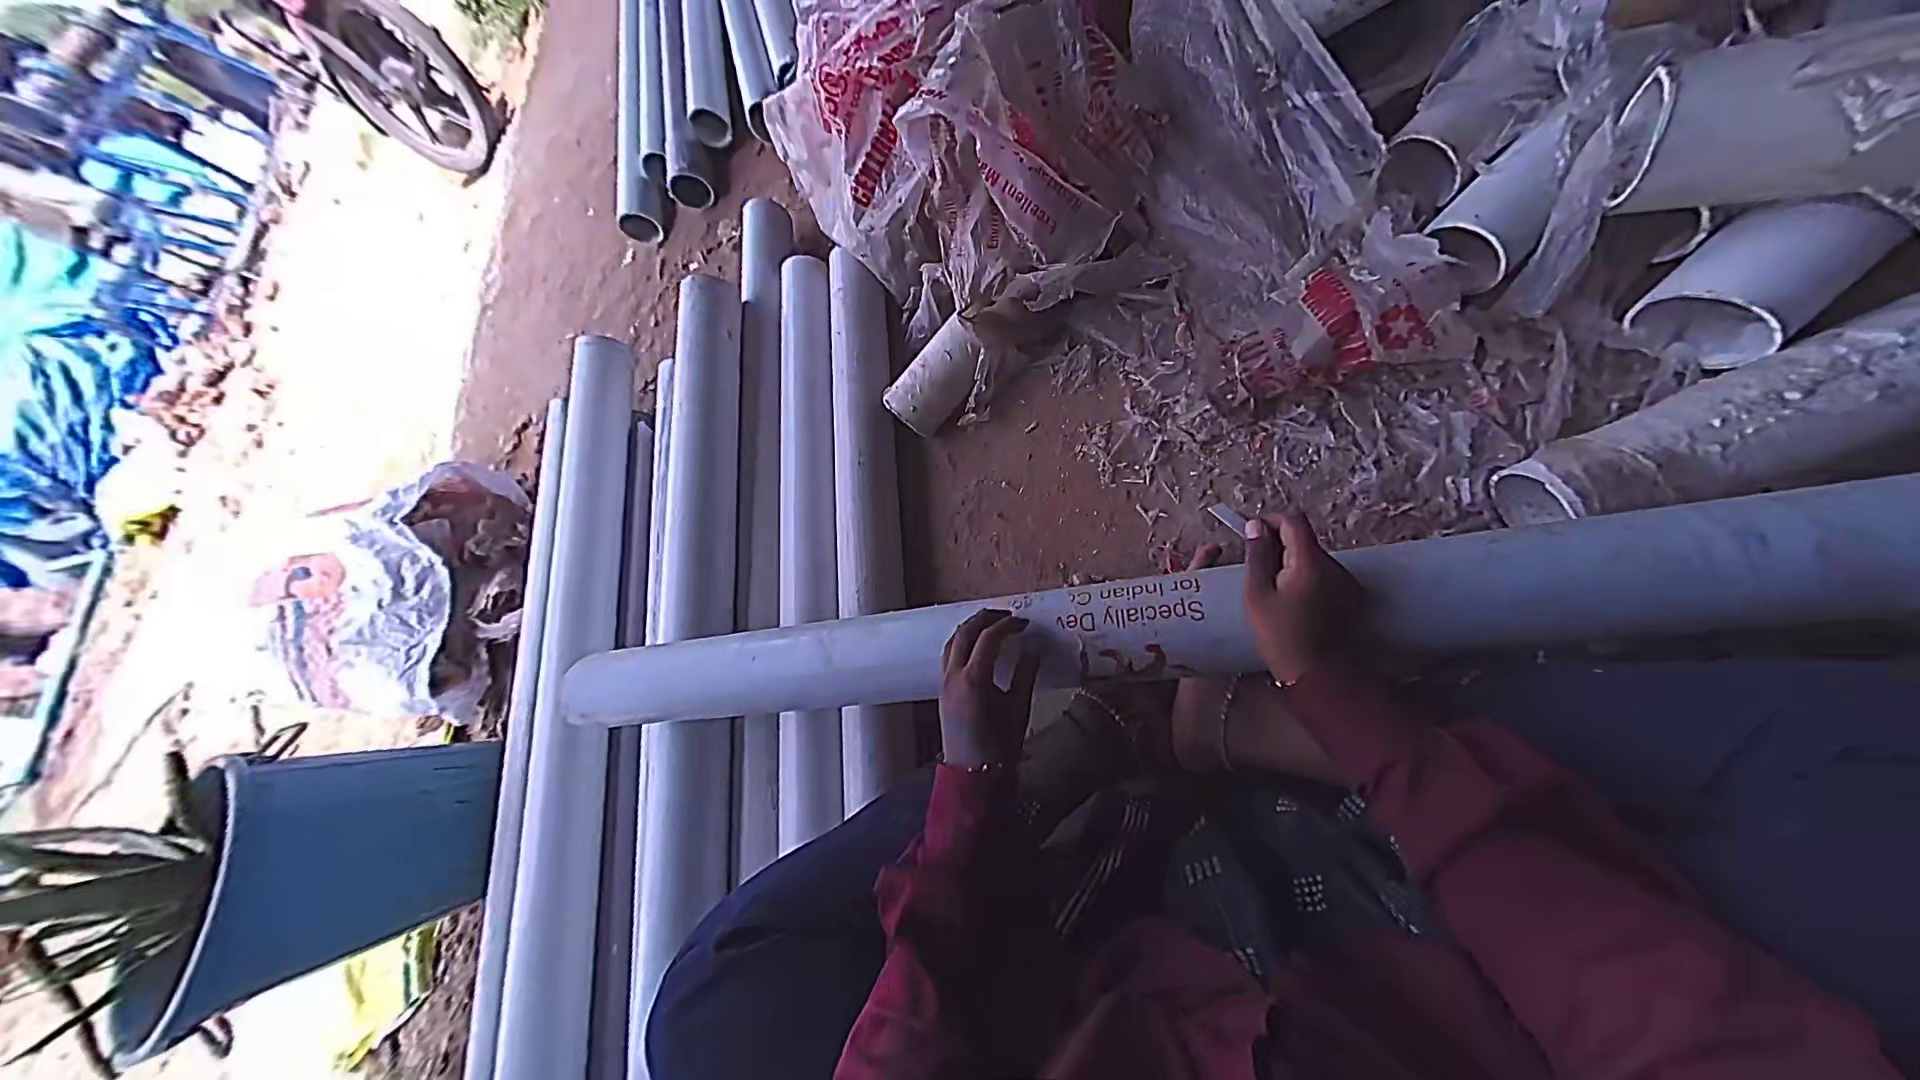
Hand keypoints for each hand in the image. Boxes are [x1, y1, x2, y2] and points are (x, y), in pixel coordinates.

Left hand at [939, 609, 1040, 767]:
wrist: (972, 777)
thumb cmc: (999, 747)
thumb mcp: (1018, 709)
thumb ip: (1024, 675)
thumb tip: (1032, 650)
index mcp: (974, 680)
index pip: (989, 638)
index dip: (1007, 625)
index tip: (1024, 623)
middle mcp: (953, 677)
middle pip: (965, 633)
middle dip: (985, 618)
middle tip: (1006, 615)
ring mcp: (944, 683)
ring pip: (953, 642)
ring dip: (970, 628)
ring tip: (991, 625)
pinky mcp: (942, 690)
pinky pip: (949, 655)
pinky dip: (962, 642)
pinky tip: (976, 647)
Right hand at [1242, 513, 1362, 683]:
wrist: (1318, 675)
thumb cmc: (1280, 635)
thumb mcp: (1257, 593)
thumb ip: (1257, 555)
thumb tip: (1255, 526)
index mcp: (1310, 561)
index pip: (1294, 521)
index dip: (1270, 521)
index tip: (1251, 534)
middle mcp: (1334, 566)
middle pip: (1305, 539)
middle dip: (1278, 544)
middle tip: (1255, 566)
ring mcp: (1346, 582)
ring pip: (1313, 558)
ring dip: (1291, 562)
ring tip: (1271, 586)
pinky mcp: (1350, 598)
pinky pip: (1323, 576)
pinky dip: (1305, 578)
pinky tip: (1291, 600)